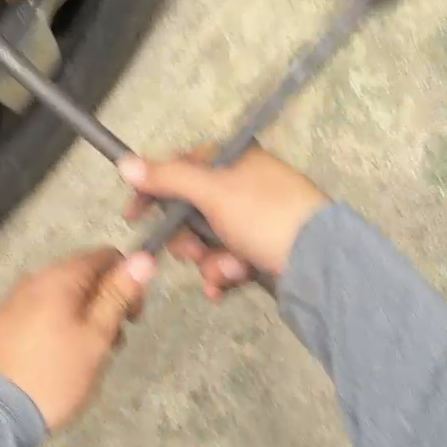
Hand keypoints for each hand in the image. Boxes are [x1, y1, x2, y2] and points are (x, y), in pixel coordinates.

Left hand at [0, 248, 156, 430]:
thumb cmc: (55, 374)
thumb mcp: (97, 336)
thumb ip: (118, 295)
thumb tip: (143, 258)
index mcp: (59, 278)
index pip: (106, 256)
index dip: (128, 281)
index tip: (132, 317)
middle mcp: (33, 281)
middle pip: (83, 276)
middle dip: (106, 302)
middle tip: (112, 342)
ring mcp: (13, 302)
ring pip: (62, 297)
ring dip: (83, 317)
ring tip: (87, 356)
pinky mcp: (1, 325)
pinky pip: (41, 313)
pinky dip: (59, 326)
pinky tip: (59, 359)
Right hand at [119, 146, 328, 299]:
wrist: (321, 261)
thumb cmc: (265, 215)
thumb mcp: (213, 191)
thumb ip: (168, 177)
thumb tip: (125, 162)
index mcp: (234, 160)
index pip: (181, 168)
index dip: (154, 191)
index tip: (134, 216)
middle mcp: (243, 185)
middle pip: (191, 211)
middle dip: (188, 239)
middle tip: (192, 251)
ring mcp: (254, 219)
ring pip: (208, 240)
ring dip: (208, 261)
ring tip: (226, 271)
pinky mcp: (263, 249)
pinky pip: (227, 259)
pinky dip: (224, 273)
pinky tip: (227, 286)